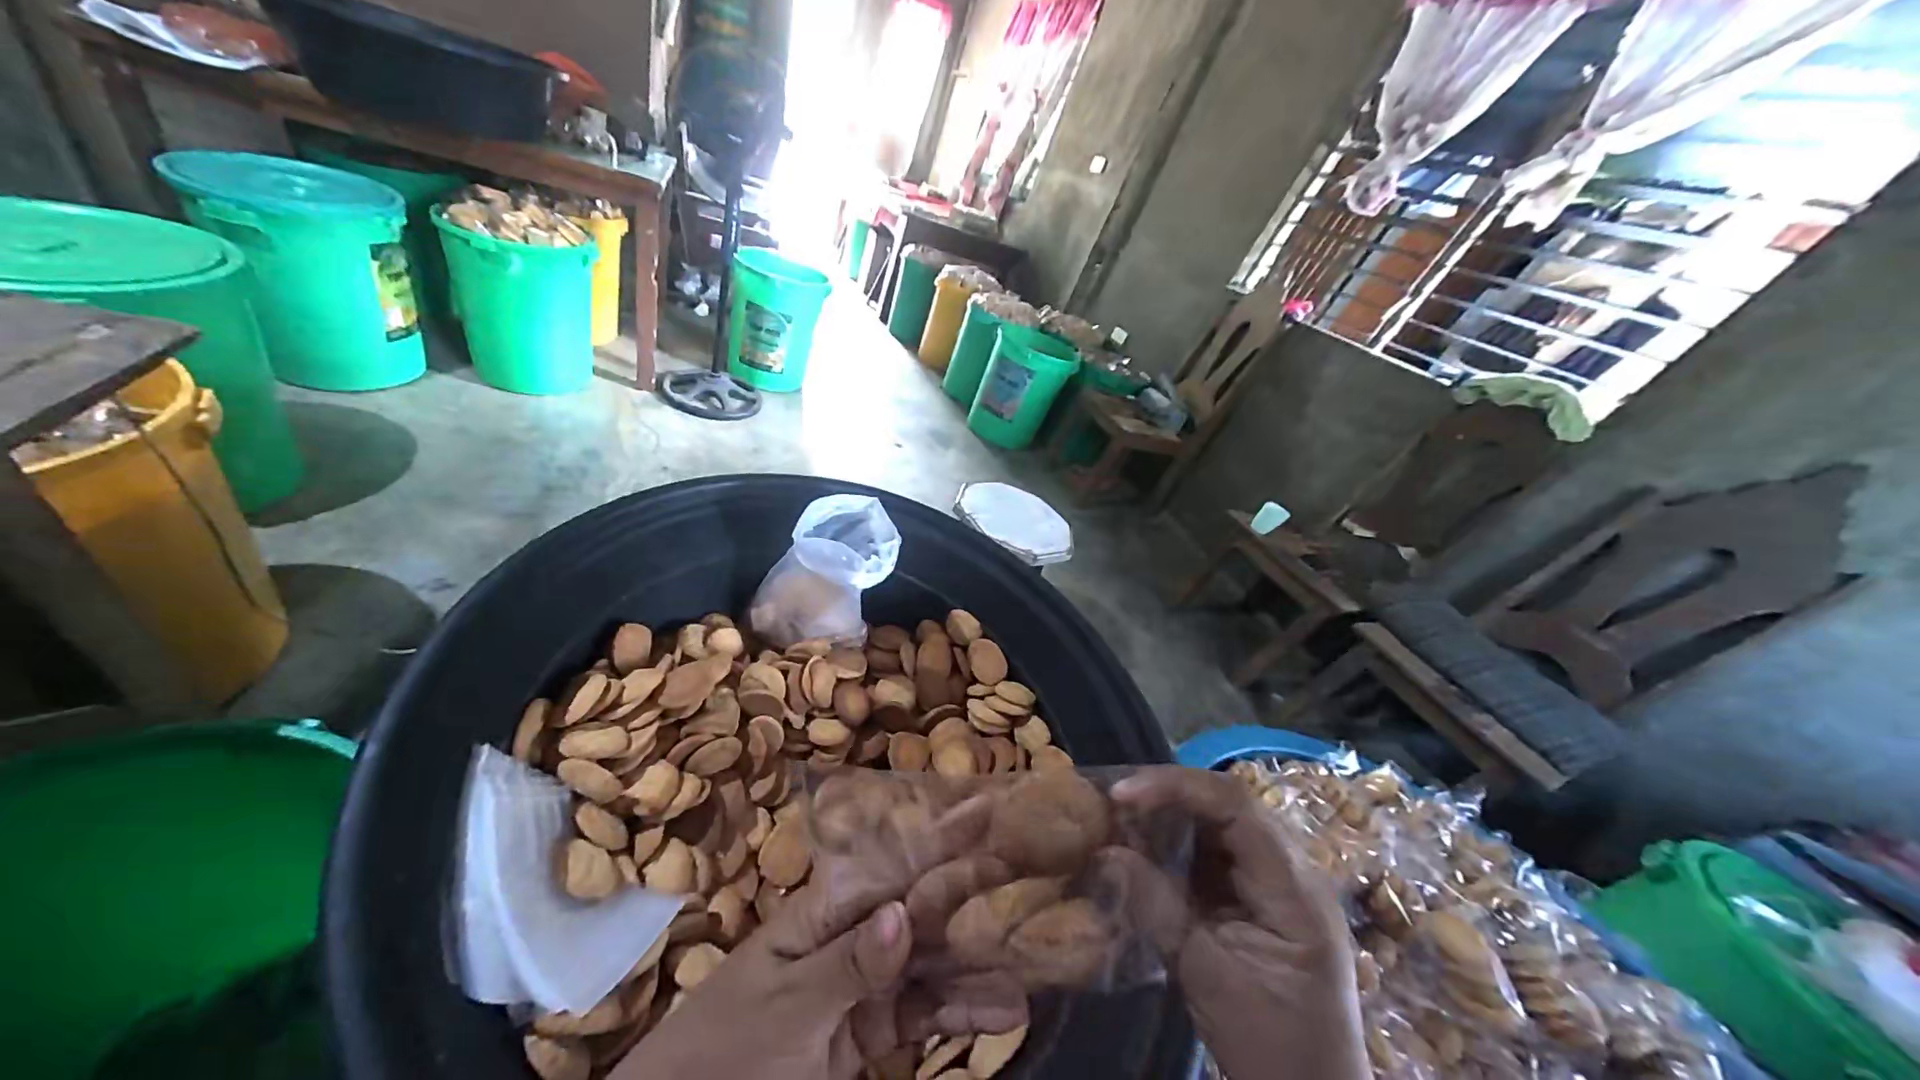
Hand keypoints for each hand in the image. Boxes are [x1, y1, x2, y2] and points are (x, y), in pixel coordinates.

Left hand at [610, 800, 1025, 1079]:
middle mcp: (849, 939)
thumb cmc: (724, 1051)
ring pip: (929, 966)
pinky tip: (1002, 1010)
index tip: (987, 808)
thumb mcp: (786, 1009)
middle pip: (921, 913)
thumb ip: (849, 965)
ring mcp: (860, 987)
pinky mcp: (865, 1034)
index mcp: (822, 914)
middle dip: (974, 900)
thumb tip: (905, 913)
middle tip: (1036, 882)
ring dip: (978, 965)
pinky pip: (919, 1015)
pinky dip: (958, 1013)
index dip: (939, 838)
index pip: (892, 867)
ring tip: (1035, 962)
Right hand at [1109, 766, 1366, 1079]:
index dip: (1176, 786)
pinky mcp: (1257, 897)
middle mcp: (1291, 870)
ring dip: (1168, 815)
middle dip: (1167, 794)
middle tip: (1114, 801)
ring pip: (1218, 823)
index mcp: (1292, 888)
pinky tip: (1143, 846)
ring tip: (1121, 818)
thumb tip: (1106, 851)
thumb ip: (1156, 906)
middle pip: (1228, 804)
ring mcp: (1276, 882)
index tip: (1123, 793)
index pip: (1236, 805)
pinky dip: (1175, 843)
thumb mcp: (1205, 974)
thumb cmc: (1268, 1042)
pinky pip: (1214, 851)